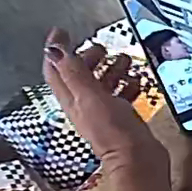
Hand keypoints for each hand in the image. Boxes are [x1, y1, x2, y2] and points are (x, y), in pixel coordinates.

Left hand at [43, 27, 167, 182]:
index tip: (62, 31)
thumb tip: (53, 48)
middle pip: (80, 75)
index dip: (57, 49)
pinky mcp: (122, 120)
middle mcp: (84, 106)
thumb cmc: (114, 131)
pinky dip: (126, 86)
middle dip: (88, 57)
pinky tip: (135, 82)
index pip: (56, 69)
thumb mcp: (90, 95)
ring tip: (123, 60)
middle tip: (100, 47)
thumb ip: (73, 71)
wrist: (138, 159)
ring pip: (101, 85)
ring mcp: (103, 114)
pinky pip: (120, 97)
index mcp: (72, 99)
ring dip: (110, 69)